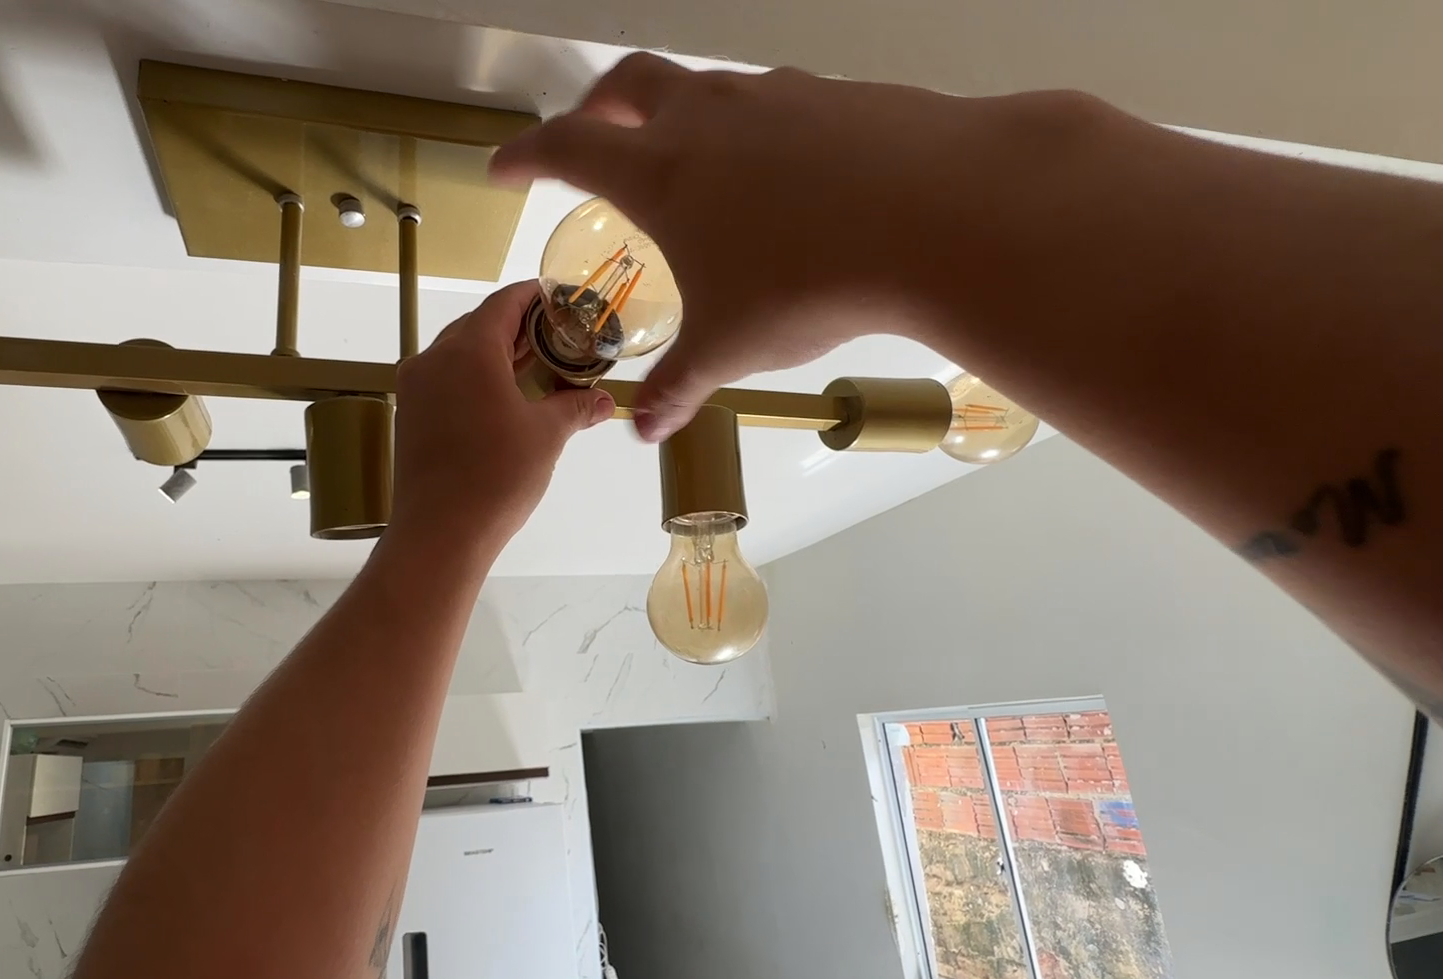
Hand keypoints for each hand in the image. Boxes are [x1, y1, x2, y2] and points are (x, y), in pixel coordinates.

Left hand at [389, 282, 613, 557]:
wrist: (440, 532)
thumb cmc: (497, 475)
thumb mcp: (546, 436)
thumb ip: (575, 408)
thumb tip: (603, 402)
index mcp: (468, 350)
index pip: (504, 303)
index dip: (536, 296)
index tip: (561, 300)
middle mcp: (434, 359)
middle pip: (478, 326)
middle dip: (518, 328)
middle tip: (555, 338)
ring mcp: (416, 389)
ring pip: (458, 355)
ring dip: (495, 356)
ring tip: (534, 369)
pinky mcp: (409, 416)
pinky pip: (445, 382)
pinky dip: (474, 380)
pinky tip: (501, 401)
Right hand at [492, 53, 1069, 440]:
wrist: (939, 214)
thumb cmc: (805, 282)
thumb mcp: (727, 346)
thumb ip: (678, 387)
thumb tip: (645, 430)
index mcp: (660, 172)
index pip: (567, 148)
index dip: (525, 156)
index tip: (503, 168)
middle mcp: (706, 117)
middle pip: (628, 84)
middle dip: (595, 107)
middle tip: (588, 136)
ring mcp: (771, 96)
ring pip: (701, 88)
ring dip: (674, 114)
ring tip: (684, 166)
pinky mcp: (831, 95)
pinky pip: (767, 103)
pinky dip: (745, 128)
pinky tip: (771, 177)